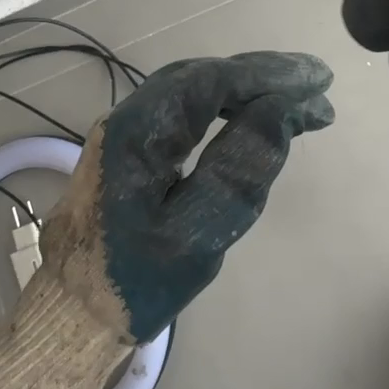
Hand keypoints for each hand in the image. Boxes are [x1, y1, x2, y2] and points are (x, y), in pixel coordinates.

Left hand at [0, 52, 333, 388]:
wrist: (70, 312)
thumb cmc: (135, 281)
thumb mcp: (196, 236)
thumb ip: (239, 169)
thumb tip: (281, 110)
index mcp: (140, 131)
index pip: (214, 81)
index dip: (270, 76)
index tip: (318, 83)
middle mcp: (129, 115)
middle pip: (205, 75)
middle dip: (263, 76)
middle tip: (316, 84)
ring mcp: (127, 127)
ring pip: (195, 87)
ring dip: (246, 87)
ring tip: (295, 98)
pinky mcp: (132, 144)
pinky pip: (186, 106)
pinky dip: (226, 102)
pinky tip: (250, 114)